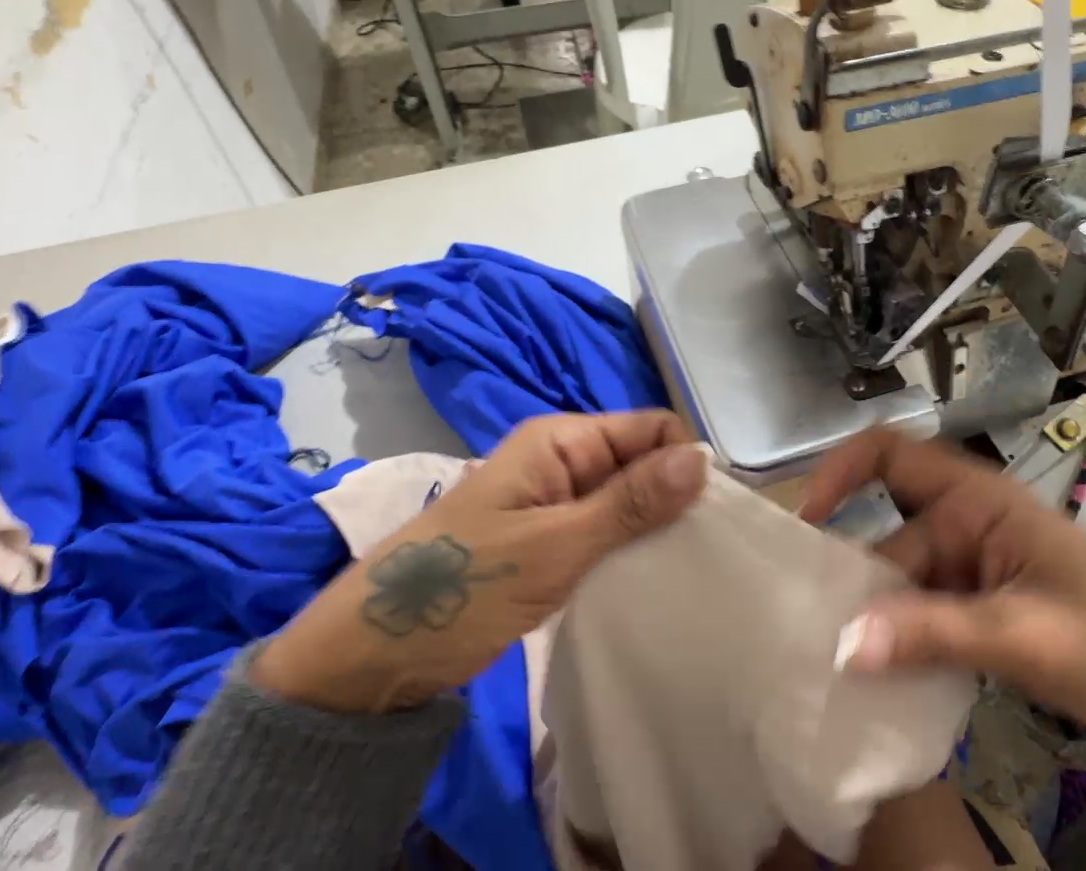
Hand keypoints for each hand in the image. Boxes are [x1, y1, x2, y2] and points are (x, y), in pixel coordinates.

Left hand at [253, 410, 707, 712]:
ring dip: (652, 535)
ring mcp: (552, 509)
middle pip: (641, 466)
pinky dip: (625, 558)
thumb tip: (702, 458)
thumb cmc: (460, 589)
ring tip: (684, 575)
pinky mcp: (547, 550)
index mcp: (558, 442)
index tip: (712, 519)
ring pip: (625, 507)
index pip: (650, 430)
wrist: (374, 655)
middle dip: (673, 502)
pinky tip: (648, 587)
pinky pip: (603, 540)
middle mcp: (560, 465)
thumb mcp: (553, 546)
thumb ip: (628, 504)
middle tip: (703, 557)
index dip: (684, 464)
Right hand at [799, 431, 1085, 793]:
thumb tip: (841, 644)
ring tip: (827, 664)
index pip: (892, 456)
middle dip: (850, 579)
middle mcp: (966, 525)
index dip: (841, 471)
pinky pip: (917, 616)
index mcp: (979, 501)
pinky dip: (895, 642)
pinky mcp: (975, 610)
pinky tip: (874, 679)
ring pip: (897, 584)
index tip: (804, 521)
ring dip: (871, 620)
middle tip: (803, 630)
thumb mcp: (1025, 635)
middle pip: (884, 537)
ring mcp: (970, 570)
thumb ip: (933, 634)